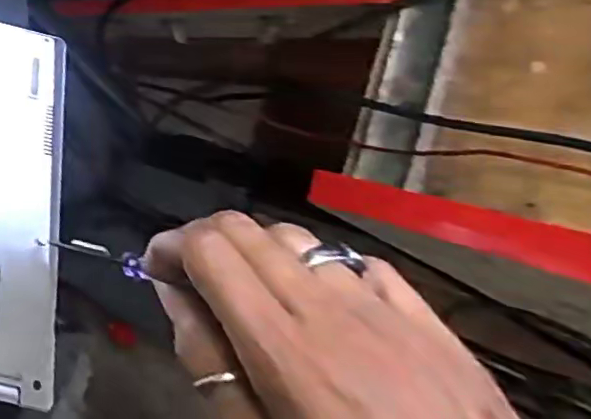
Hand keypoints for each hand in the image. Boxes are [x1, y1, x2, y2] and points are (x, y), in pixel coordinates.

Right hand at [144, 211, 516, 418]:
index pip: (205, 246)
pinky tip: (329, 304)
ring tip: (260, 291)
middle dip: (204, 239)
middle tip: (196, 277)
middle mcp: (326, 310)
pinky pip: (362, 264)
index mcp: (281, 347)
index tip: (158, 269)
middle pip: (242, 227)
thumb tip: (173, 294)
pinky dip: (328, 269)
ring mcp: (384, 310)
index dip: (169, 246)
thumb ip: (208, 364)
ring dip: (261, 251)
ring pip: (295, 236)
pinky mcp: (432, 325)